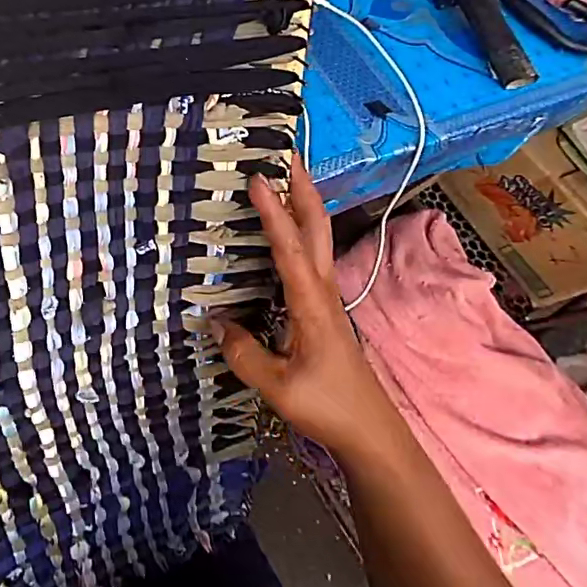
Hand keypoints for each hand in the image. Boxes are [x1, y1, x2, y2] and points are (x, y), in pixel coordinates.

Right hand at [213, 157, 406, 460]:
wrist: (371, 431)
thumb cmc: (328, 406)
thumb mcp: (278, 387)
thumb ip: (243, 353)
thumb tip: (215, 322)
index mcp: (311, 303)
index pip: (290, 248)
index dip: (273, 212)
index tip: (258, 178)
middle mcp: (322, 291)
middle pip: (317, 228)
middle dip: (303, 189)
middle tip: (286, 155)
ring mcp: (326, 297)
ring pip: (318, 239)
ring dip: (303, 205)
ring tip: (283, 181)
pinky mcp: (323, 308)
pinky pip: (311, 258)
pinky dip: (299, 232)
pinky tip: (283, 236)